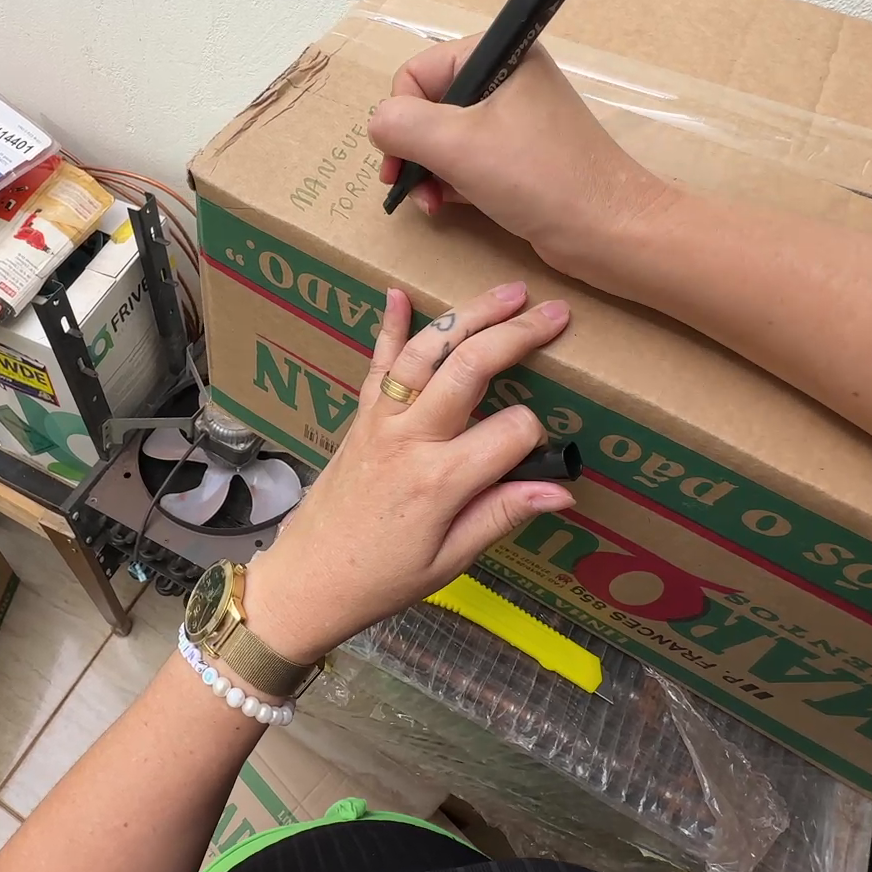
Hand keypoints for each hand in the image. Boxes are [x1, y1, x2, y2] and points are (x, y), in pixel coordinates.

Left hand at [241, 283, 575, 663]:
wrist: (308, 578)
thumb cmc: (381, 579)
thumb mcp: (450, 561)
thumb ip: (502, 515)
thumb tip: (564, 490)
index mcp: (439, 480)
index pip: (512, 431)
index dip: (538, 434)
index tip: (542, 450)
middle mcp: (408, 438)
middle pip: (469, 368)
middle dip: (516, 334)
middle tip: (555, 312)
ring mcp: (379, 422)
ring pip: (424, 352)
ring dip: (465, 316)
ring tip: (506, 293)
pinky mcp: (359, 419)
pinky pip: (376, 366)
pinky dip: (387, 328)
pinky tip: (396, 293)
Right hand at [367, 34, 673, 270]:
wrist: (605, 229)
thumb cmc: (537, 178)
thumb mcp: (458, 144)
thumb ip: (403, 125)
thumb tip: (377, 125)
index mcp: (499, 56)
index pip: (418, 73)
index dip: (399, 117)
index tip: (398, 161)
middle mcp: (505, 80)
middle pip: (427, 107)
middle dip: (411, 151)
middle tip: (407, 187)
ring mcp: (512, 121)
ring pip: (441, 139)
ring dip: (426, 173)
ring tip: (431, 204)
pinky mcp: (516, 158)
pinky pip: (463, 162)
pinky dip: (448, 184)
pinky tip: (448, 207)